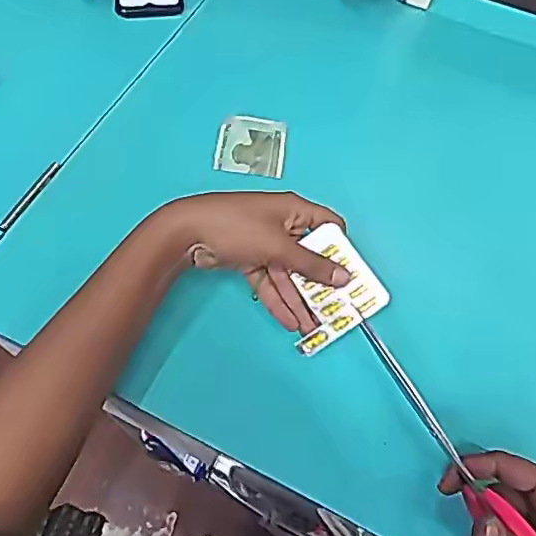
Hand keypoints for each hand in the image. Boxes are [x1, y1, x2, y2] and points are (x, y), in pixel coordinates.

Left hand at [147, 192, 349, 332]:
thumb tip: (341, 275)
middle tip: (332, 308)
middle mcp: (282, 224)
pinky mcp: (249, 259)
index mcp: (294, 210)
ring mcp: (264, 243)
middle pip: (309, 256)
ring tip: (311, 325)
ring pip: (289, 274)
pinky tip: (289, 319)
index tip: (348, 274)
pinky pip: (270, 282)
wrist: (187, 232)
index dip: (340, 250)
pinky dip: (278, 300)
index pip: (328, 227)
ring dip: (299, 300)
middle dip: (319, 284)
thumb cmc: (233, 224)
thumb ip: (311, 264)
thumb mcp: (279, 247)